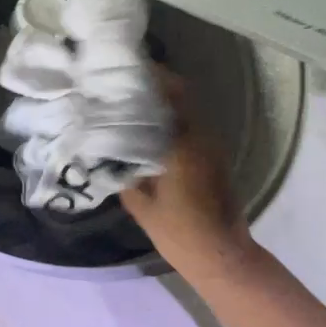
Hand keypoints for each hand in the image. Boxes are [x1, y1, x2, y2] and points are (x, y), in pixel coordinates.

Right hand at [121, 70, 263, 281]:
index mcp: (182, 143)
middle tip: (123, 81)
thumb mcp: (140, 203)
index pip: (169, 94)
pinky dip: (171, 117)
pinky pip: (190, 125)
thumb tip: (104, 147)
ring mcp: (211, 146)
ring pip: (186, 108)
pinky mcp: (213, 157)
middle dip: (154, 83)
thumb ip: (122, 170)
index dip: (150, 76)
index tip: (125, 69)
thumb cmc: (180, 233)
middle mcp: (200, 137)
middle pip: (180, 95)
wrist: (221, 257)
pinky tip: (147, 127)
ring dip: (163, 99)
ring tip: (131, 100)